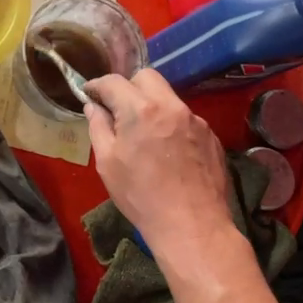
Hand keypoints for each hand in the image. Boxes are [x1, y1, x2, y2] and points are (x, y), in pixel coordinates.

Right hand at [85, 69, 232, 261]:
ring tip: (144, 134)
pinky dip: (171, 124)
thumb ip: (98, 127)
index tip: (90, 94)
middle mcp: (171, 106)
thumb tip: (93, 106)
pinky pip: (185, 118)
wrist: (193, 226)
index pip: (114, 81)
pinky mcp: (211, 135)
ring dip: (152, 106)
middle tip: (119, 110)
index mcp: (141, 109)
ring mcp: (195, 119)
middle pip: (146, 77)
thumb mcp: (108, 163)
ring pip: (168, 97)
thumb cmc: (141, 196)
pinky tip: (168, 151)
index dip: (97, 86)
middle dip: (128, 87)